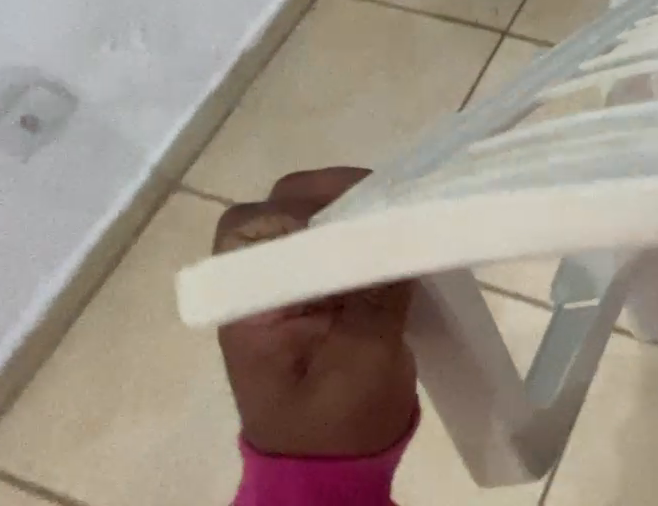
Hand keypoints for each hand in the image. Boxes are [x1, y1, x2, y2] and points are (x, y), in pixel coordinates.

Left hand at [213, 167, 416, 457]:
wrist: (336, 463)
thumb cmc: (339, 418)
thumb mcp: (362, 359)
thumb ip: (377, 292)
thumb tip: (403, 230)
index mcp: (252, 303)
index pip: (253, 227)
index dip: (303, 205)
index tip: (361, 204)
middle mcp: (264, 285)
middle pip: (283, 209)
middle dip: (335, 194)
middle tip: (389, 199)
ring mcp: (295, 285)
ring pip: (315, 218)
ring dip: (359, 208)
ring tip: (403, 213)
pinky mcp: (327, 290)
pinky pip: (343, 239)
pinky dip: (373, 227)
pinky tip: (405, 234)